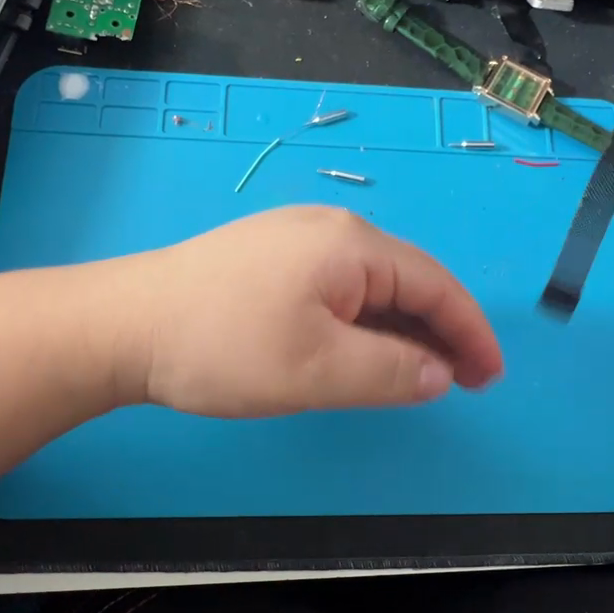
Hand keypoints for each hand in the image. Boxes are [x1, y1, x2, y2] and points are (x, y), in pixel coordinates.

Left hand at [112, 206, 503, 418]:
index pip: (434, 285)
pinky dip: (365, 321)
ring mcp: (295, 239)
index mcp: (351, 245)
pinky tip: (364, 349)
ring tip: (421, 373)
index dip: (470, 333)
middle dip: (440, 332)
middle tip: (462, 383)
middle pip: (406, 280)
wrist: (123, 327)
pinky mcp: (270, 256)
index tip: (490, 378)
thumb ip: (391, 372)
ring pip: (372, 285)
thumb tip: (441, 373)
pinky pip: (339, 287)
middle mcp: (330, 229)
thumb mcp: (318, 370)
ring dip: (403, 329)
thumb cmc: (225, 347)